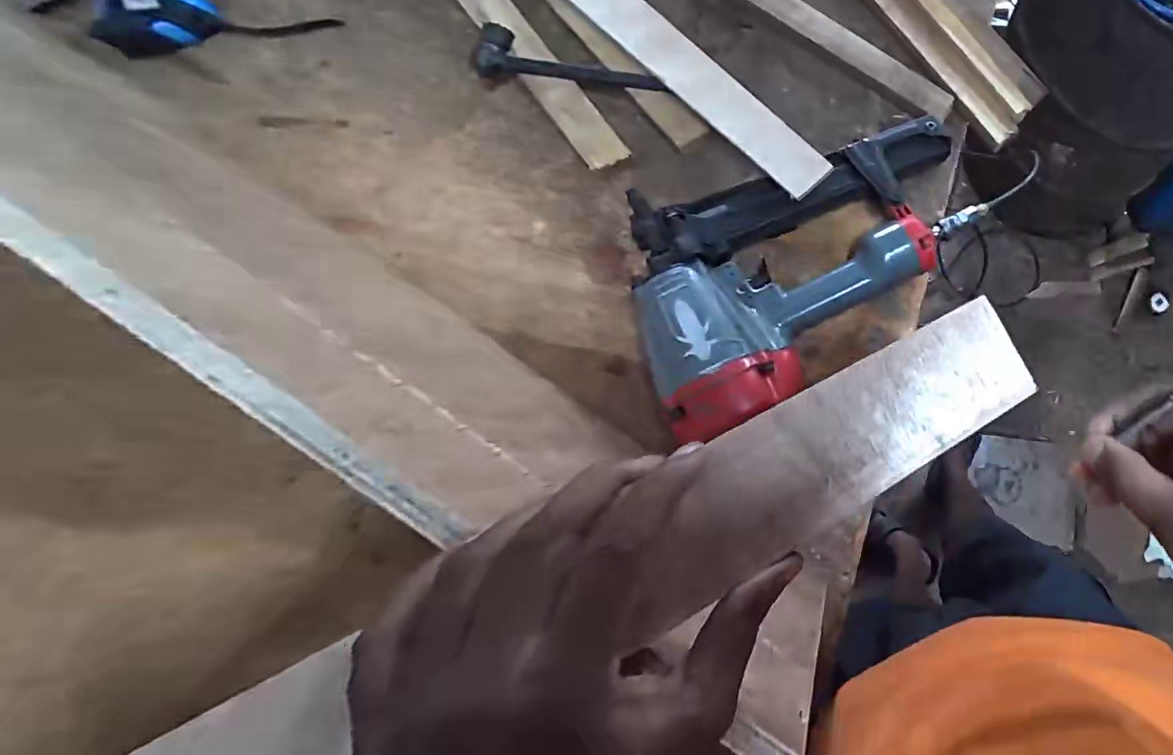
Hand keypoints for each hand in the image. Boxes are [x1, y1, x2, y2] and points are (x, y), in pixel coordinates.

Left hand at [349, 451, 801, 754]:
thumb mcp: (687, 729)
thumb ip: (732, 639)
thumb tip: (783, 563)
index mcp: (562, 684)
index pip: (614, 552)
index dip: (658, 492)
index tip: (691, 458)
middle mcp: (480, 676)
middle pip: (542, 538)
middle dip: (601, 483)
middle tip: (644, 466)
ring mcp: (415, 692)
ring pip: (474, 559)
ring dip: (535, 514)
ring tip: (581, 500)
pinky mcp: (376, 711)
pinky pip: (403, 611)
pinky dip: (450, 564)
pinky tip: (491, 548)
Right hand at [1075, 394, 1172, 643]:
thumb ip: (1126, 474)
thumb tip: (1087, 444)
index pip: (1158, 402)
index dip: (1118, 418)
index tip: (1088, 446)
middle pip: (1157, 427)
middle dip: (1118, 450)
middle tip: (1082, 478)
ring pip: (1161, 454)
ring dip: (1127, 471)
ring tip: (1095, 496)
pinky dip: (1146, 488)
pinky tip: (1121, 504)